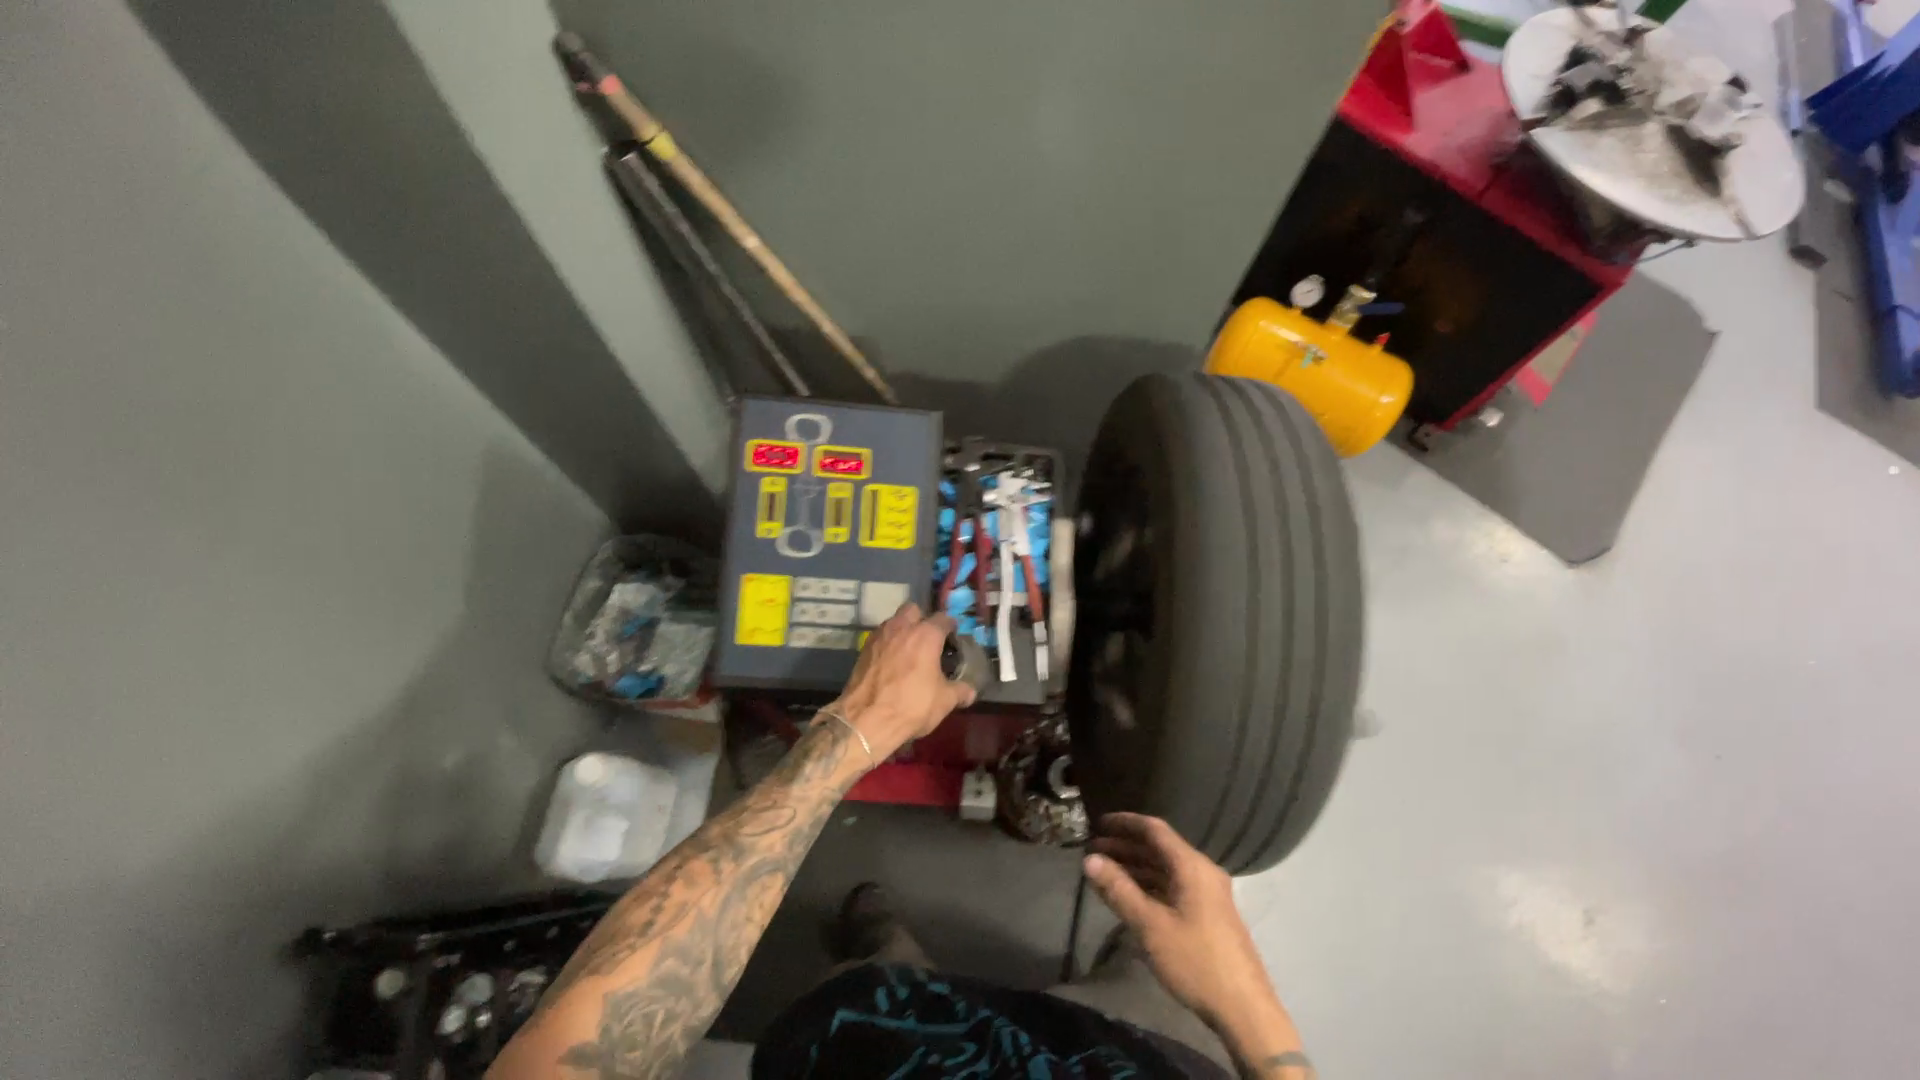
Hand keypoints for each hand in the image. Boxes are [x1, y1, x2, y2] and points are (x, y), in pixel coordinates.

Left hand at [829, 603, 975, 761]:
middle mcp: (902, 628)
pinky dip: (888, 644)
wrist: (866, 720)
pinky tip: (892, 662)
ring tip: (909, 652)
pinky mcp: (863, 649)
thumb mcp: (944, 701)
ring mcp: (879, 636)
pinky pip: (880, 637)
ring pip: (893, 622)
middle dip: (921, 620)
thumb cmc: (911, 706)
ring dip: (902, 631)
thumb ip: (960, 691)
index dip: (950, 626)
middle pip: (913, 610)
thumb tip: (969, 691)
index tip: (954, 637)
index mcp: (926, 635)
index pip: (943, 619)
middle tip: (928, 640)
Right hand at [1082, 813, 1279, 1028]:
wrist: (1244, 1009)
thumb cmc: (1196, 961)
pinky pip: (1173, 887)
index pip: (1155, 830)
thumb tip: (1089, 860)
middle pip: (1160, 848)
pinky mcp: (1209, 915)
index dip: (1125, 823)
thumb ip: (1119, 890)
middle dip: (1126, 846)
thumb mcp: (1150, 926)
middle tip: (1093, 849)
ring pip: (1166, 869)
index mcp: (1192, 867)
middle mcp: (1202, 872)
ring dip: (1136, 867)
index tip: (1097, 823)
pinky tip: (1130, 897)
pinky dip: (1149, 885)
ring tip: (1104, 872)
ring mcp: (1208, 894)